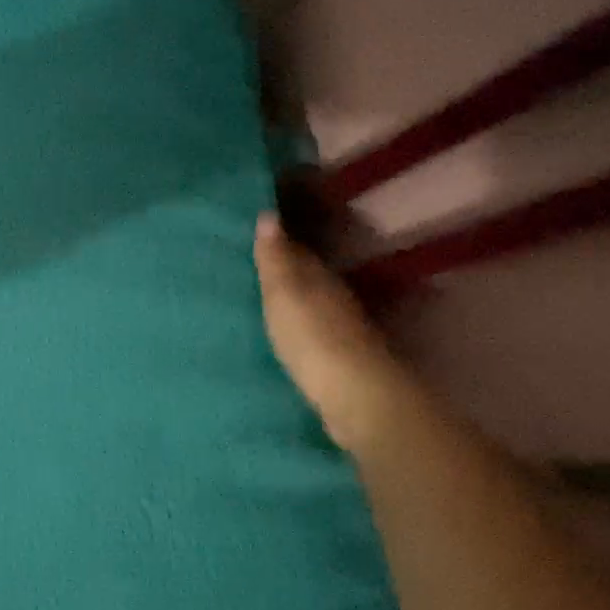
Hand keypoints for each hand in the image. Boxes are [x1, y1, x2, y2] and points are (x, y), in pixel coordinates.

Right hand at [253, 212, 419, 453]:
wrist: (353, 396)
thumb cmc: (313, 339)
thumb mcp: (285, 294)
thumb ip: (276, 260)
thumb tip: (268, 214)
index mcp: (321, 279)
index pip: (298, 252)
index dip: (279, 241)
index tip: (257, 231)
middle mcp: (336, 299)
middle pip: (309, 278)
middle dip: (287, 270)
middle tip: (256, 264)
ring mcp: (341, 331)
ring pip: (314, 305)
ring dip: (295, 300)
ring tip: (266, 298)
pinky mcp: (339, 360)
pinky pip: (314, 332)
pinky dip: (300, 327)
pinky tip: (288, 333)